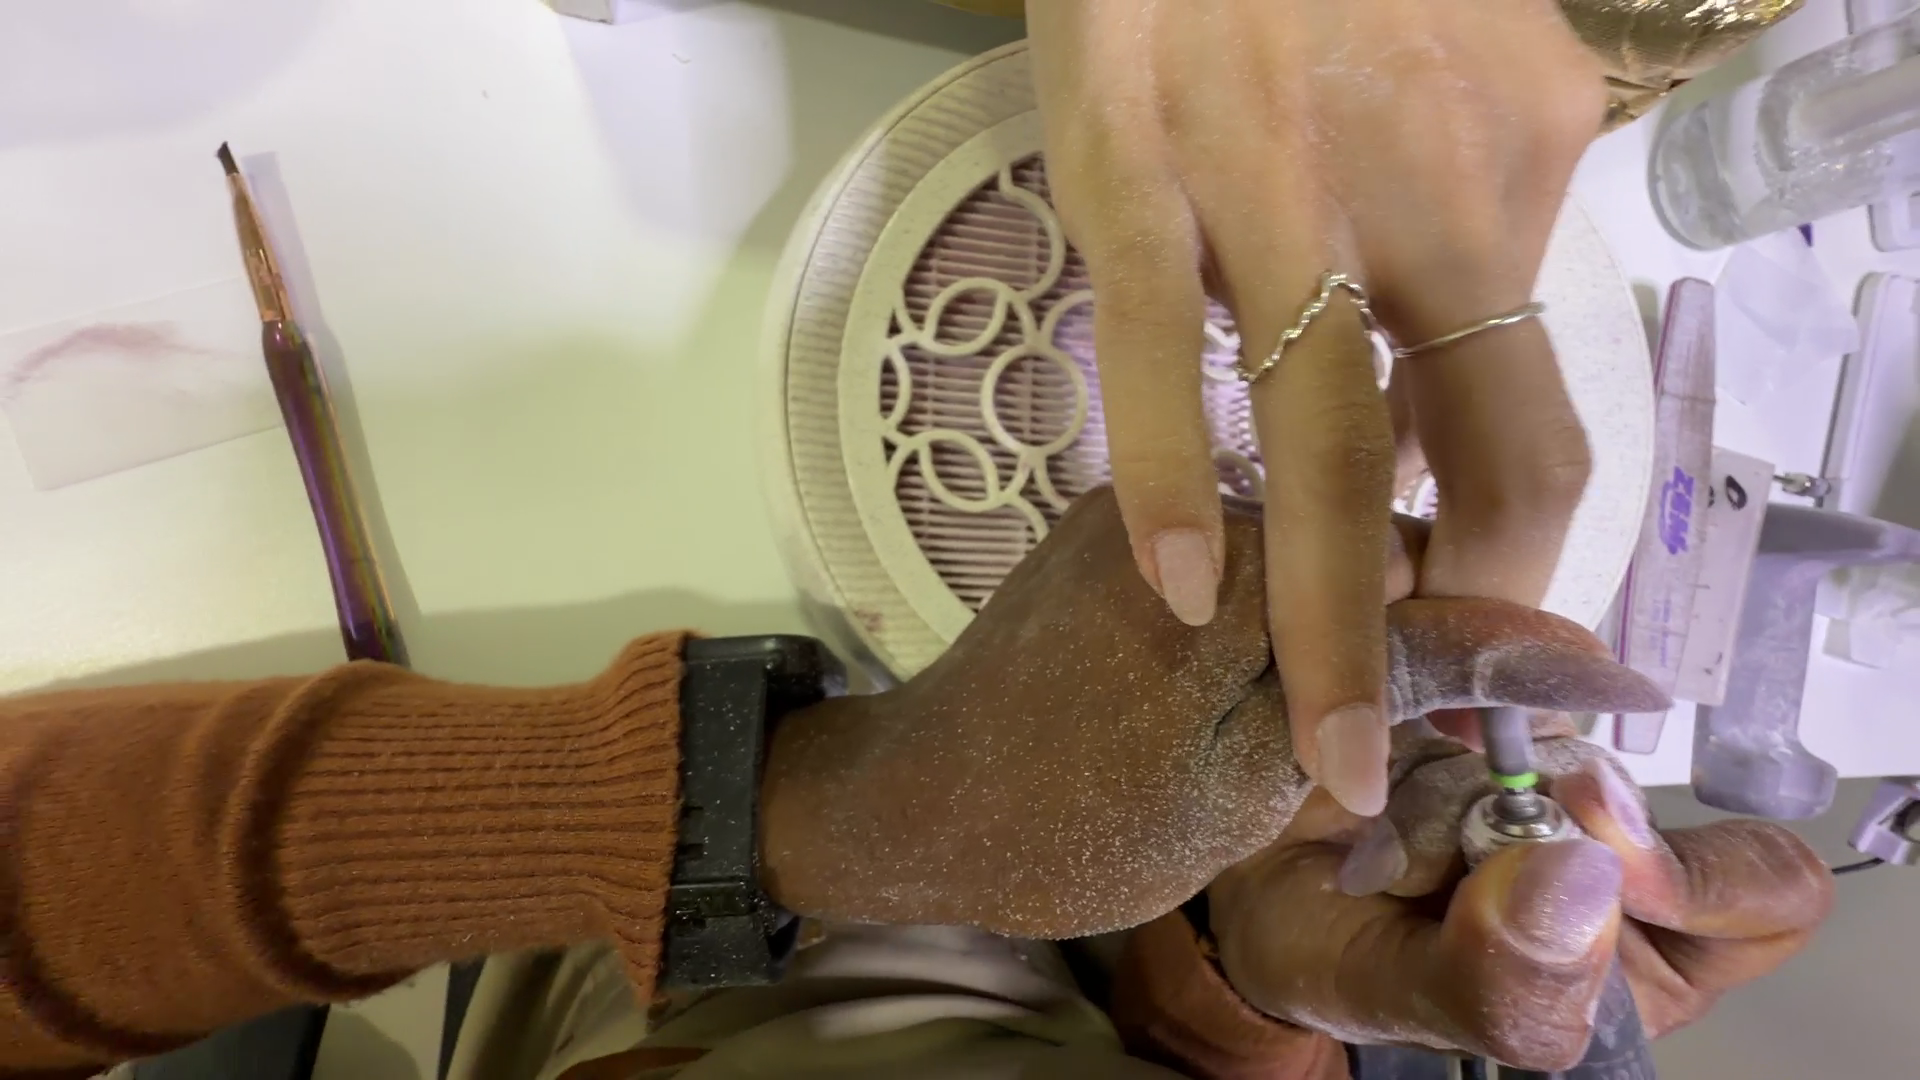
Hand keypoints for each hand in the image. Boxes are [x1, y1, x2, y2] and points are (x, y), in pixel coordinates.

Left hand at [759, 490, 1664, 940]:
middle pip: (1351, 531)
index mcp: (1227, 557)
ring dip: (1340, 606)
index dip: (1494, 626)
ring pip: (1287, 537)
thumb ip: (1378, 682)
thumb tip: (1541, 644)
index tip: (1573, 691)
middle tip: (1451, 705)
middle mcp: (1178, 501)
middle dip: (1416, 615)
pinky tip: (1266, 662)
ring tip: (1357, 694)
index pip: (1410, 557)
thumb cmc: (1078, 826)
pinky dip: (1268, 600)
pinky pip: (1219, 547)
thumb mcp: (1252, 779)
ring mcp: (1128, 508)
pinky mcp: (1099, 534)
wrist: (926, 801)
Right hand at [1026, 0, 1606, 815]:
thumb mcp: (1418, 93)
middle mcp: (1428, 186)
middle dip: (1442, 635)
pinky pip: (1159, 357)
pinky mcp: (1140, 177)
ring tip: (1315, 737)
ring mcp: (1276, 185)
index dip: (1502, 563)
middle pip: (1476, 457)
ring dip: (1323, 615)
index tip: (1443, 644)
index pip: (1532, 422)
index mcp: (1510, 165)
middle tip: (1390, 754)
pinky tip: (1174, 589)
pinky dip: (1165, 485)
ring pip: (1326, 437)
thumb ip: (1428, 247)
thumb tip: (1394, 390)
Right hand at [1209, 730, 1834, 1068]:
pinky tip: (1357, 719)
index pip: (1746, 887)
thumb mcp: (1409, 996)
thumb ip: (1503, 979)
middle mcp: (1579, 835)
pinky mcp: (1442, 698)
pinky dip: (1413, 681)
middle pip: (1614, 782)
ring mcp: (1509, 759)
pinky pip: (1458, 664)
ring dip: (1443, 749)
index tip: (1573, 846)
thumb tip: (1582, 878)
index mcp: (1623, 936)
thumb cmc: (1328, 958)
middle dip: (1513, 797)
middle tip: (1425, 823)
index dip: (1687, 869)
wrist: (1234, 875)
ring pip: (1534, 714)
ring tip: (1365, 790)